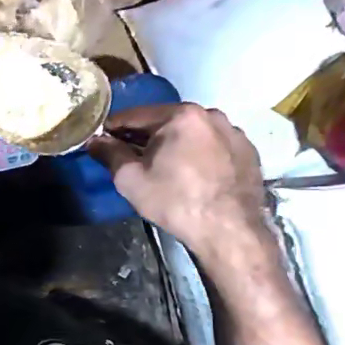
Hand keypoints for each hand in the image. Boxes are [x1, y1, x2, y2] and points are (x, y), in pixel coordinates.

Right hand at [87, 103, 275, 272]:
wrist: (229, 230)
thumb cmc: (175, 201)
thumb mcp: (131, 179)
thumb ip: (110, 154)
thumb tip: (95, 141)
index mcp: (180, 115)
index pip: (134, 115)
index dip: (113, 128)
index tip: (101, 140)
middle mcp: (210, 114)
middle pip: (166, 121)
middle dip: (146, 137)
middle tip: (131, 158)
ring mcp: (234, 132)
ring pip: (192, 133)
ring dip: (175, 144)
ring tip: (165, 168)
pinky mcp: (248, 151)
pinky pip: (214, 146)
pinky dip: (201, 155)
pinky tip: (195, 176)